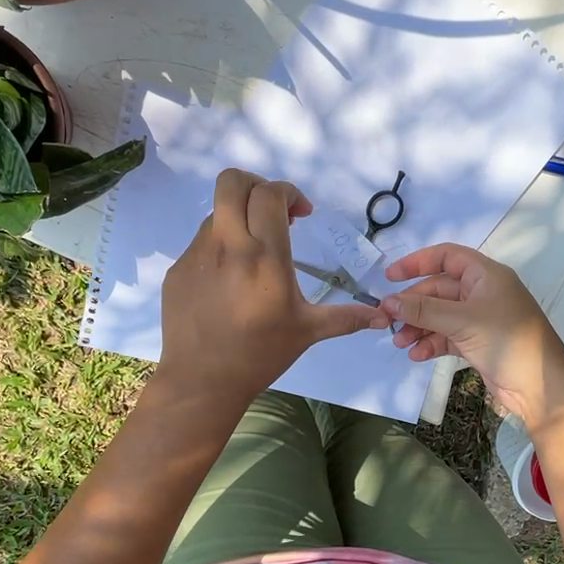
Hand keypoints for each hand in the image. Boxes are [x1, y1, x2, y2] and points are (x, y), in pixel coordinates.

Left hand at [158, 169, 388, 404]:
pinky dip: (221, 247)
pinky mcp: (179, 270)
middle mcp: (228, 246)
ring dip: (239, 218)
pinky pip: (202, 243)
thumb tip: (383, 317)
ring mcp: (198, 256)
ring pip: (217, 213)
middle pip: (232, 182)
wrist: (203, 381)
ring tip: (254, 252)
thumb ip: (346, 318)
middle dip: (255, 184)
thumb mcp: (307, 332)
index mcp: (265, 258)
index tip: (301, 215)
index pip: (270, 194)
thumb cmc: (260, 355)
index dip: (289, 192)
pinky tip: (230, 282)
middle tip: (272, 212)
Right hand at [380, 244, 563, 425]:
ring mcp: (481, 319)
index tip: (390, 276)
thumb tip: (388, 302)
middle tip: (387, 320)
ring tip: (399, 342)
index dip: (417, 263)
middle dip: (414, 305)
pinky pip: (449, 336)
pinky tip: (417, 355)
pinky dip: (432, 343)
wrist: (539, 385)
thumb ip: (424, 310)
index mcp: (486, 275)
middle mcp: (483, 292)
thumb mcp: (462, 321)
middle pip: (439, 289)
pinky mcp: (479, 342)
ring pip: (441, 316)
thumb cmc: (507, 341)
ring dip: (419, 327)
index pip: (447, 257)